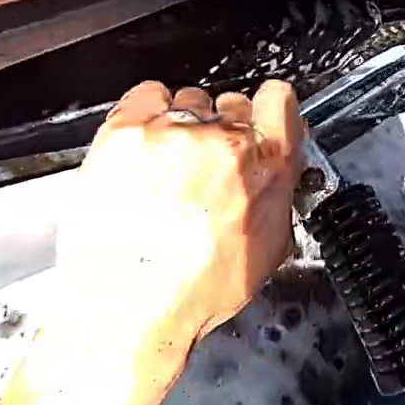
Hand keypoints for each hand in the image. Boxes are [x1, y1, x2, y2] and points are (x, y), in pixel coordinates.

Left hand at [48, 81, 303, 370]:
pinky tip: (146, 147)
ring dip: (185, 126)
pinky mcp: (127, 133)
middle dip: (225, 129)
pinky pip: (147, 95)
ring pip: (190, 100)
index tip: (261, 116)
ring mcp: (174, 133)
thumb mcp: (268, 249)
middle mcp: (225, 141)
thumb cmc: (193, 289)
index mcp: (267, 165)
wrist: (125, 309)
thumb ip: (279, 196)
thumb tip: (277, 175)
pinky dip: (148, 113)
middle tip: (207, 166)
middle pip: (232, 103)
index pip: (279, 98)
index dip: (269, 109)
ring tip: (168, 167)